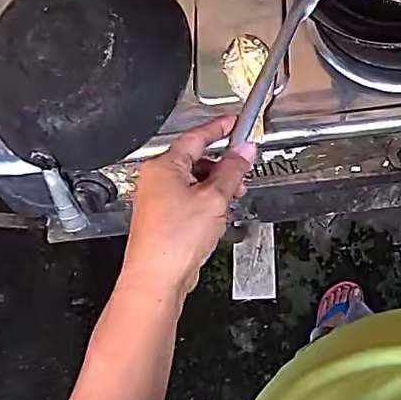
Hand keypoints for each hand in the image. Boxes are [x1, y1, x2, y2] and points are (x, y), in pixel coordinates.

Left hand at [120, 114, 257, 295]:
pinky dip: (207, 201)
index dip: (219, 127)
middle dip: (223, 165)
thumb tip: (244, 151)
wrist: (156, 278)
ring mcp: (158, 198)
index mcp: (164, 166)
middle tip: (244, 169)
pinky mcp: (163, 217)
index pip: (197, 136)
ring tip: (233, 197)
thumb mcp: (215, 198)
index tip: (234, 122)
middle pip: (197, 159)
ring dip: (217, 186)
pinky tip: (219, 213)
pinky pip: (190, 198)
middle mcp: (156, 179)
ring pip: (195, 180)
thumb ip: (232, 171)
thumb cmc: (173, 240)